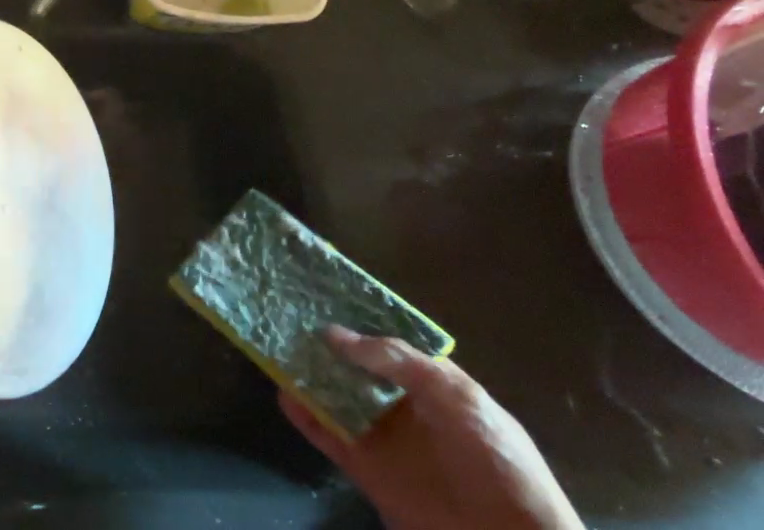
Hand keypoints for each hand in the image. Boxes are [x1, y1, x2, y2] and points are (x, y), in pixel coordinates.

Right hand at [279, 327, 583, 529]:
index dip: (358, 324)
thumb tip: (333, 333)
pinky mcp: (363, 465)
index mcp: (433, 385)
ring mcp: (382, 436)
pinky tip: (283, 395)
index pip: (389, 347)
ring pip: (335, 398)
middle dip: (324, 349)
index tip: (319, 301)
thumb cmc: (492, 456)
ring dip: (308, 378)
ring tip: (275, 351)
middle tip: (284, 322)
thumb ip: (396, 360)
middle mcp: (403, 405)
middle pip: (355, 370)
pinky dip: (303, 415)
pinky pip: (326, 434)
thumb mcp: (454, 395)